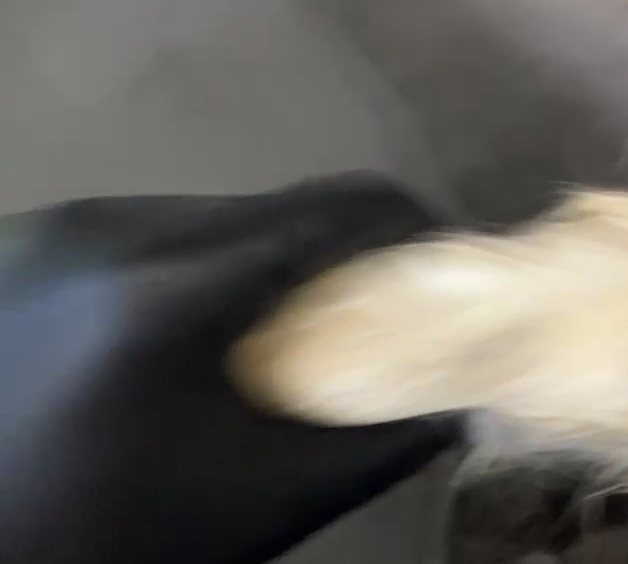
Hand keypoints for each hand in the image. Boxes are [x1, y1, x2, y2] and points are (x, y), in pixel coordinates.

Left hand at [0, 175, 459, 563]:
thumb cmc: (104, 538)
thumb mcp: (272, 497)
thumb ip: (394, 431)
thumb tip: (474, 384)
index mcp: (175, 285)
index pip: (353, 204)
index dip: (419, 227)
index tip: (443, 269)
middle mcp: (109, 232)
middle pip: (294, 205)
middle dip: (351, 249)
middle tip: (368, 306)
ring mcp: (45, 233)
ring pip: (228, 212)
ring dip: (278, 255)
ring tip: (278, 321)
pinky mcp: (13, 246)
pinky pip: (158, 230)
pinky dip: (208, 264)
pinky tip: (194, 325)